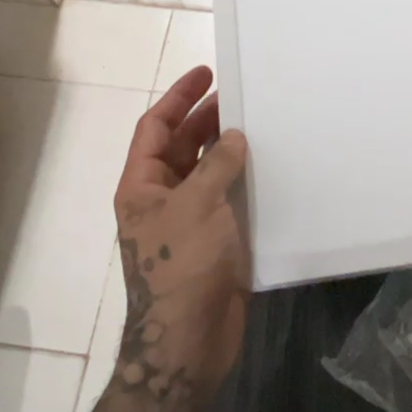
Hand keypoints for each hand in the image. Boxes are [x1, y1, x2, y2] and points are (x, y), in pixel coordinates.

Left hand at [88, 67, 249, 411]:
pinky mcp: (213, 240)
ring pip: (207, 169)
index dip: (178, 97)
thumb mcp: (197, 203)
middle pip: (182, 144)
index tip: (206, 72)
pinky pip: (227, 196)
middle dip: (206, 118)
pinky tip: (269, 166)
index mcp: (142, 185)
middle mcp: (161, 197)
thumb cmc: (183, 264)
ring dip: (228, 147)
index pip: (155, 127)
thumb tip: (233, 136)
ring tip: (258, 124)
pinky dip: (244, 178)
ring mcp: (187, 220)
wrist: (190, 338)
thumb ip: (217, 163)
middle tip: (240, 95)